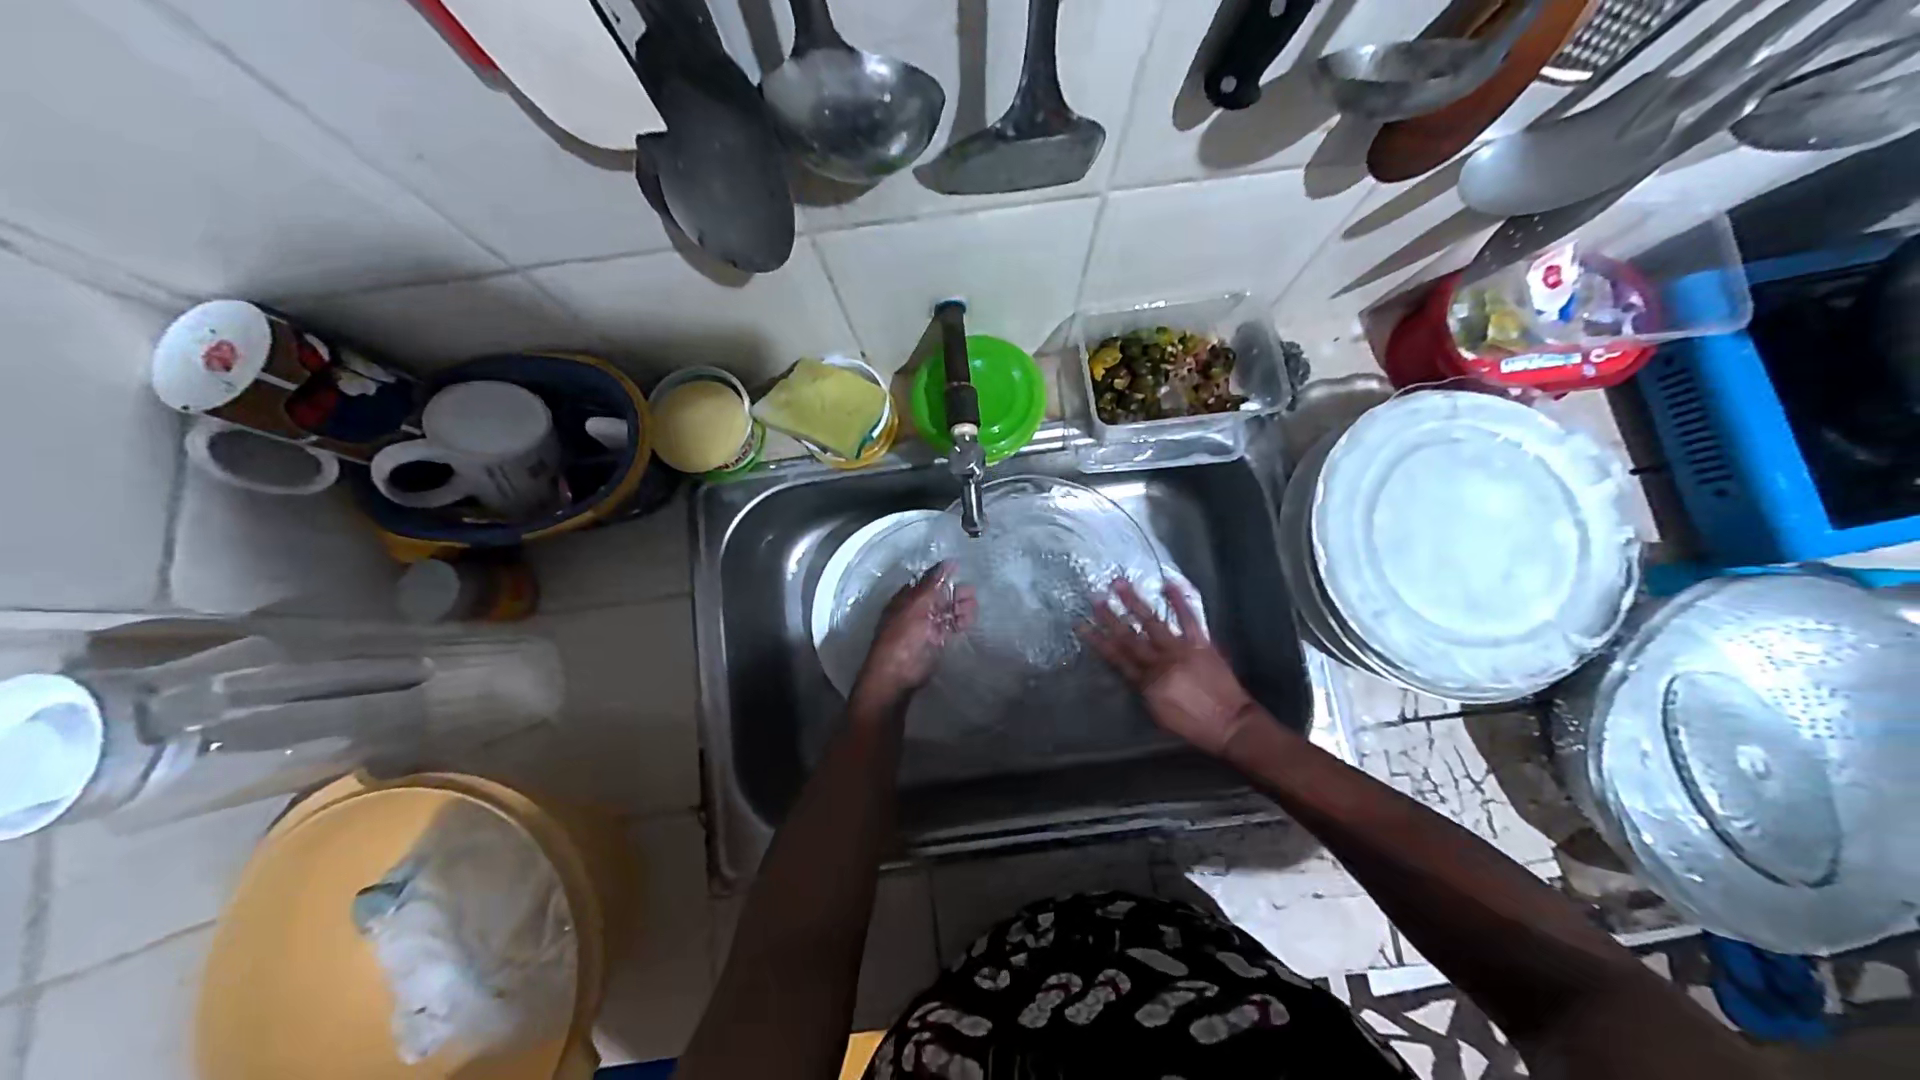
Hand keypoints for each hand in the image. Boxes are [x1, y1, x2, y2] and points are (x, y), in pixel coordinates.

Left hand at [852, 561, 976, 713]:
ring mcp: (926, 627)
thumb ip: (932, 584)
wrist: (897, 676)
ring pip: (947, 611)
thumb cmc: (903, 638)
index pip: (927, 581)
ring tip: (972, 607)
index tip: (960, 570)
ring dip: (960, 607)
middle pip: (940, 595)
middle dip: (955, 592)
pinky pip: (951, 627)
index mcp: (906, 598)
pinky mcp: (936, 642)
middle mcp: (916, 610)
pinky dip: (960, 622)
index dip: (943, 575)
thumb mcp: (917, 606)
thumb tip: (948, 562)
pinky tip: (969, 621)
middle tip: (971, 593)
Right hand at [1079, 579, 1259, 757]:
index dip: (1097, 640)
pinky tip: (1168, 583)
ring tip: (1119, 584)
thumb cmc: (1193, 725)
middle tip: (1094, 597)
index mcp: (1147, 682)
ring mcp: (1180, 650)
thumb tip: (1133, 672)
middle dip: (1110, 617)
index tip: (1081, 624)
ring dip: (1134, 602)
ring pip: (1152, 622)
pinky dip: (1179, 601)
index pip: (1116, 657)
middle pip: (1128, 636)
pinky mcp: (1201, 644)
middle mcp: (1159, 662)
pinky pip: (1189, 619)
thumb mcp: (1158, 714)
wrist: (1230, 725)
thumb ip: (1144, 690)